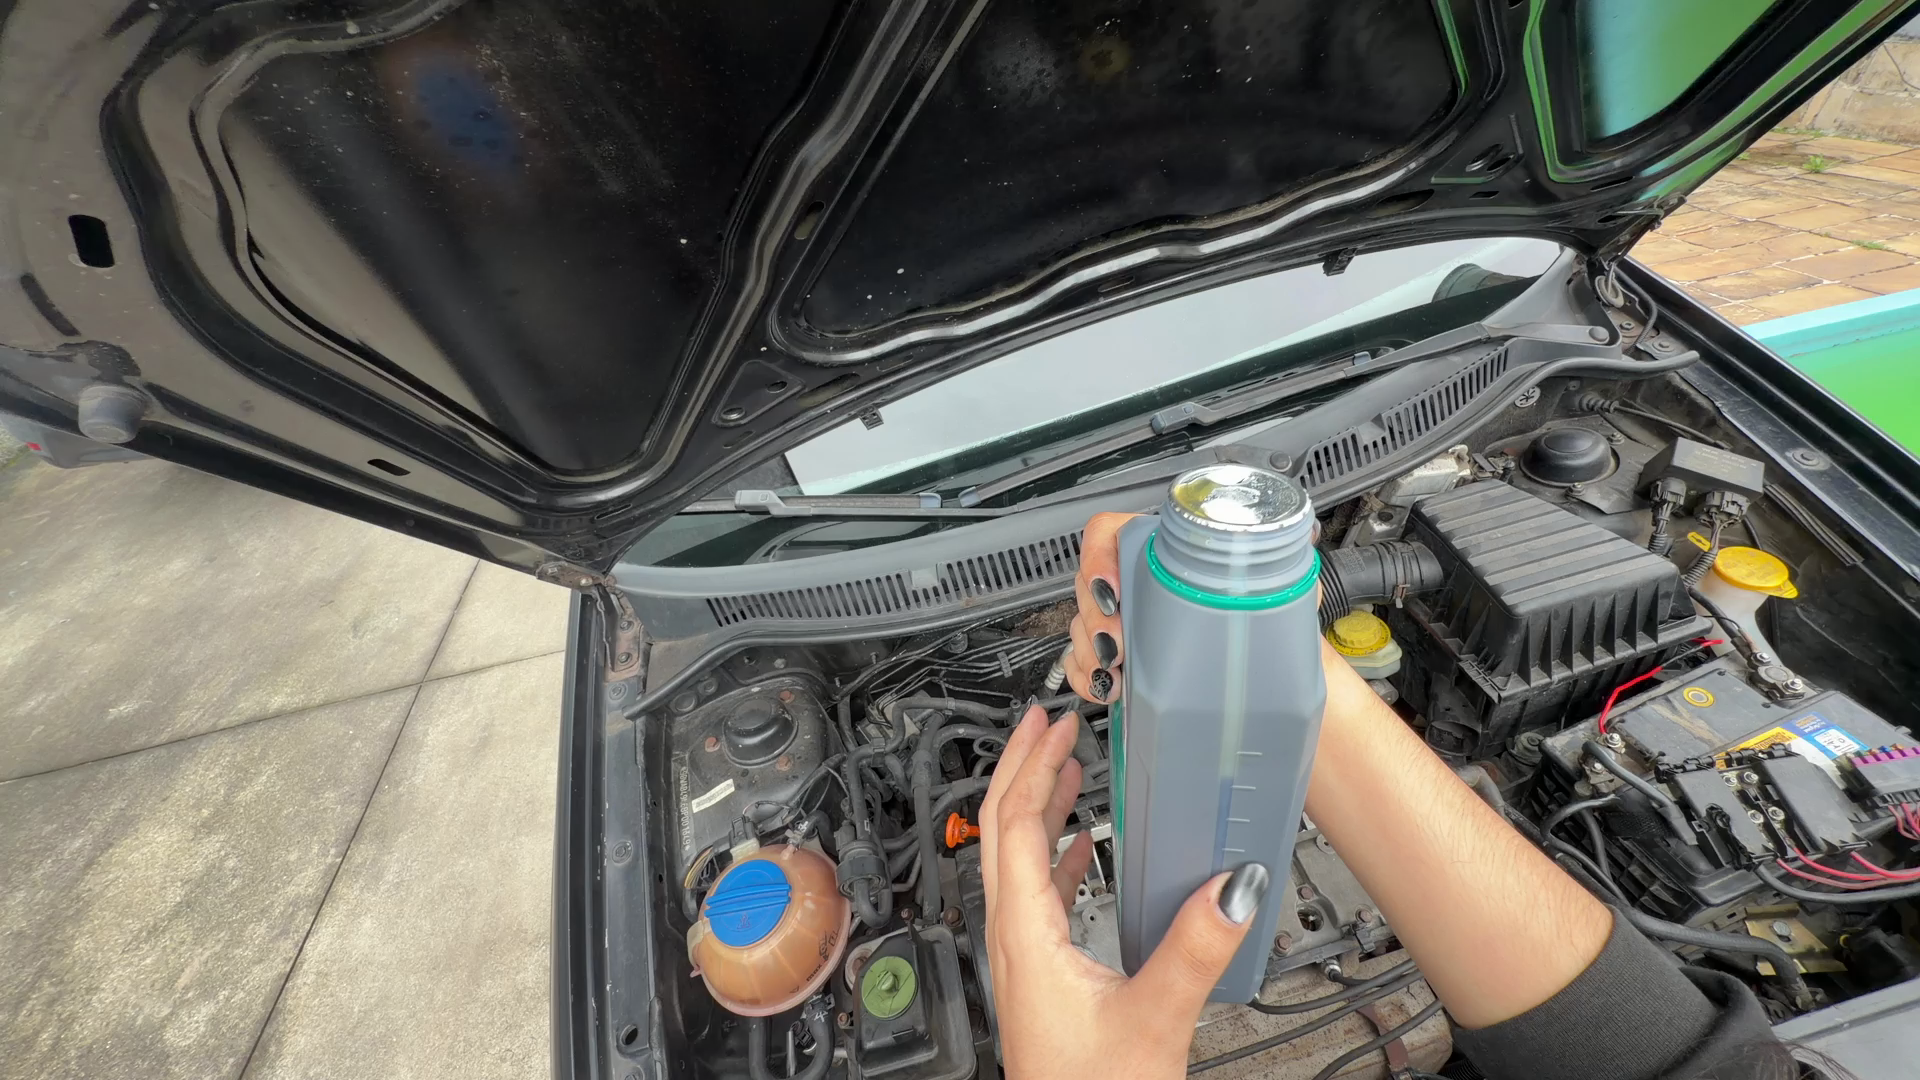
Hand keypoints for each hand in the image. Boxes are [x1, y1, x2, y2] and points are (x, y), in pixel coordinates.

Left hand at [979, 703, 1269, 1078]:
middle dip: (1021, 766)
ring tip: (1061, 766)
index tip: (1054, 726)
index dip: (1032, 764)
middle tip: (1044, 724)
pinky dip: (1054, 850)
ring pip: (1016, 852)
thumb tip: (1232, 888)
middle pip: (1001, 824)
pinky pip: (1037, 888)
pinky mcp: (1040, 965)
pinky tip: (1076, 844)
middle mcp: (1012, 930)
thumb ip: (1193, 950)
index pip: (1015, 821)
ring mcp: (1023, 947)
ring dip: (1037, 801)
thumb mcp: (1152, 1021)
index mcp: (1024, 929)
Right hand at [1063, 512, 1360, 707]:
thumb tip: (1275, 567)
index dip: (1099, 556)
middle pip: (1091, 583)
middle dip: (1096, 617)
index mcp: (1172, 555)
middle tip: (1115, 645)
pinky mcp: (1124, 664)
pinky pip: (1083, 662)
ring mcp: (1130, 625)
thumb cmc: (1278, 654)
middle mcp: (1145, 585)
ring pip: (1083, 624)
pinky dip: (1087, 678)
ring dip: (1090, 652)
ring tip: (1114, 674)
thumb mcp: (1278, 604)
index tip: (1110, 591)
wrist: (1285, 706)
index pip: (1112, 533)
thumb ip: (1273, 578)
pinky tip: (1107, 689)